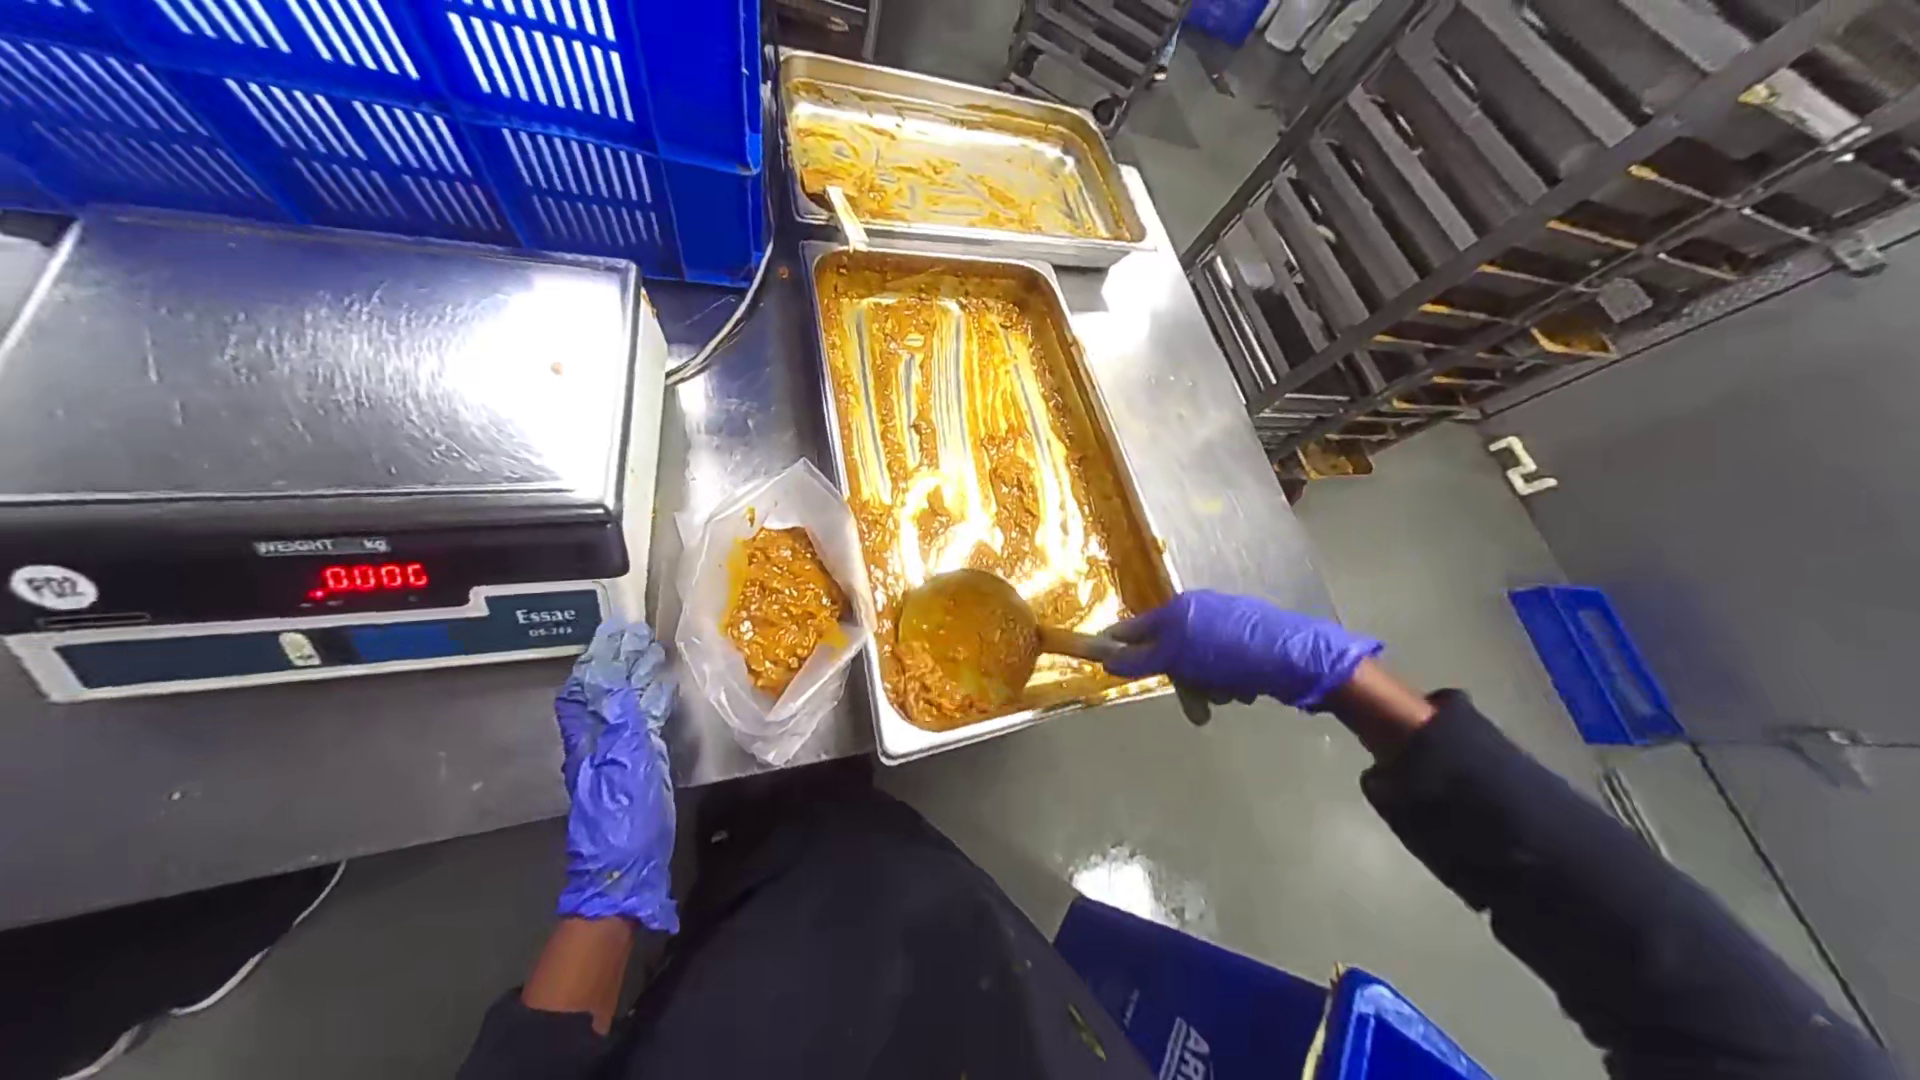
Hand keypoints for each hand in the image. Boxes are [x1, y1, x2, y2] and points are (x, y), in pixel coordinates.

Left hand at [554, 620, 678, 930]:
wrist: (623, 870)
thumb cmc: (624, 821)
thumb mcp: (626, 769)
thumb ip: (624, 724)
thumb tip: (619, 681)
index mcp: (593, 739)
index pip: (592, 688)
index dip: (603, 659)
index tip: (621, 632)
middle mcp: (598, 742)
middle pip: (603, 692)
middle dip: (617, 662)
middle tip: (636, 636)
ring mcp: (614, 756)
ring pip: (618, 706)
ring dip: (630, 678)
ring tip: (646, 655)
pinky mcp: (631, 768)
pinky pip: (635, 724)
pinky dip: (645, 702)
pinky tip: (656, 695)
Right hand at [1104, 590, 1380, 708]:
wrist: (1296, 656)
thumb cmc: (1229, 652)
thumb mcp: (1177, 655)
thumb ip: (1139, 658)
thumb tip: (1104, 658)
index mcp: (1180, 608)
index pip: (1137, 626)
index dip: (1118, 643)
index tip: (1103, 661)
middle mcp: (1201, 613)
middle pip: (1170, 651)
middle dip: (1181, 680)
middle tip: (1194, 702)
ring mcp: (1227, 626)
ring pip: (1199, 665)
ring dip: (1208, 686)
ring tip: (1228, 695)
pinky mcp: (1250, 642)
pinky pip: (1225, 667)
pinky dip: (1231, 682)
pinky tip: (1245, 690)